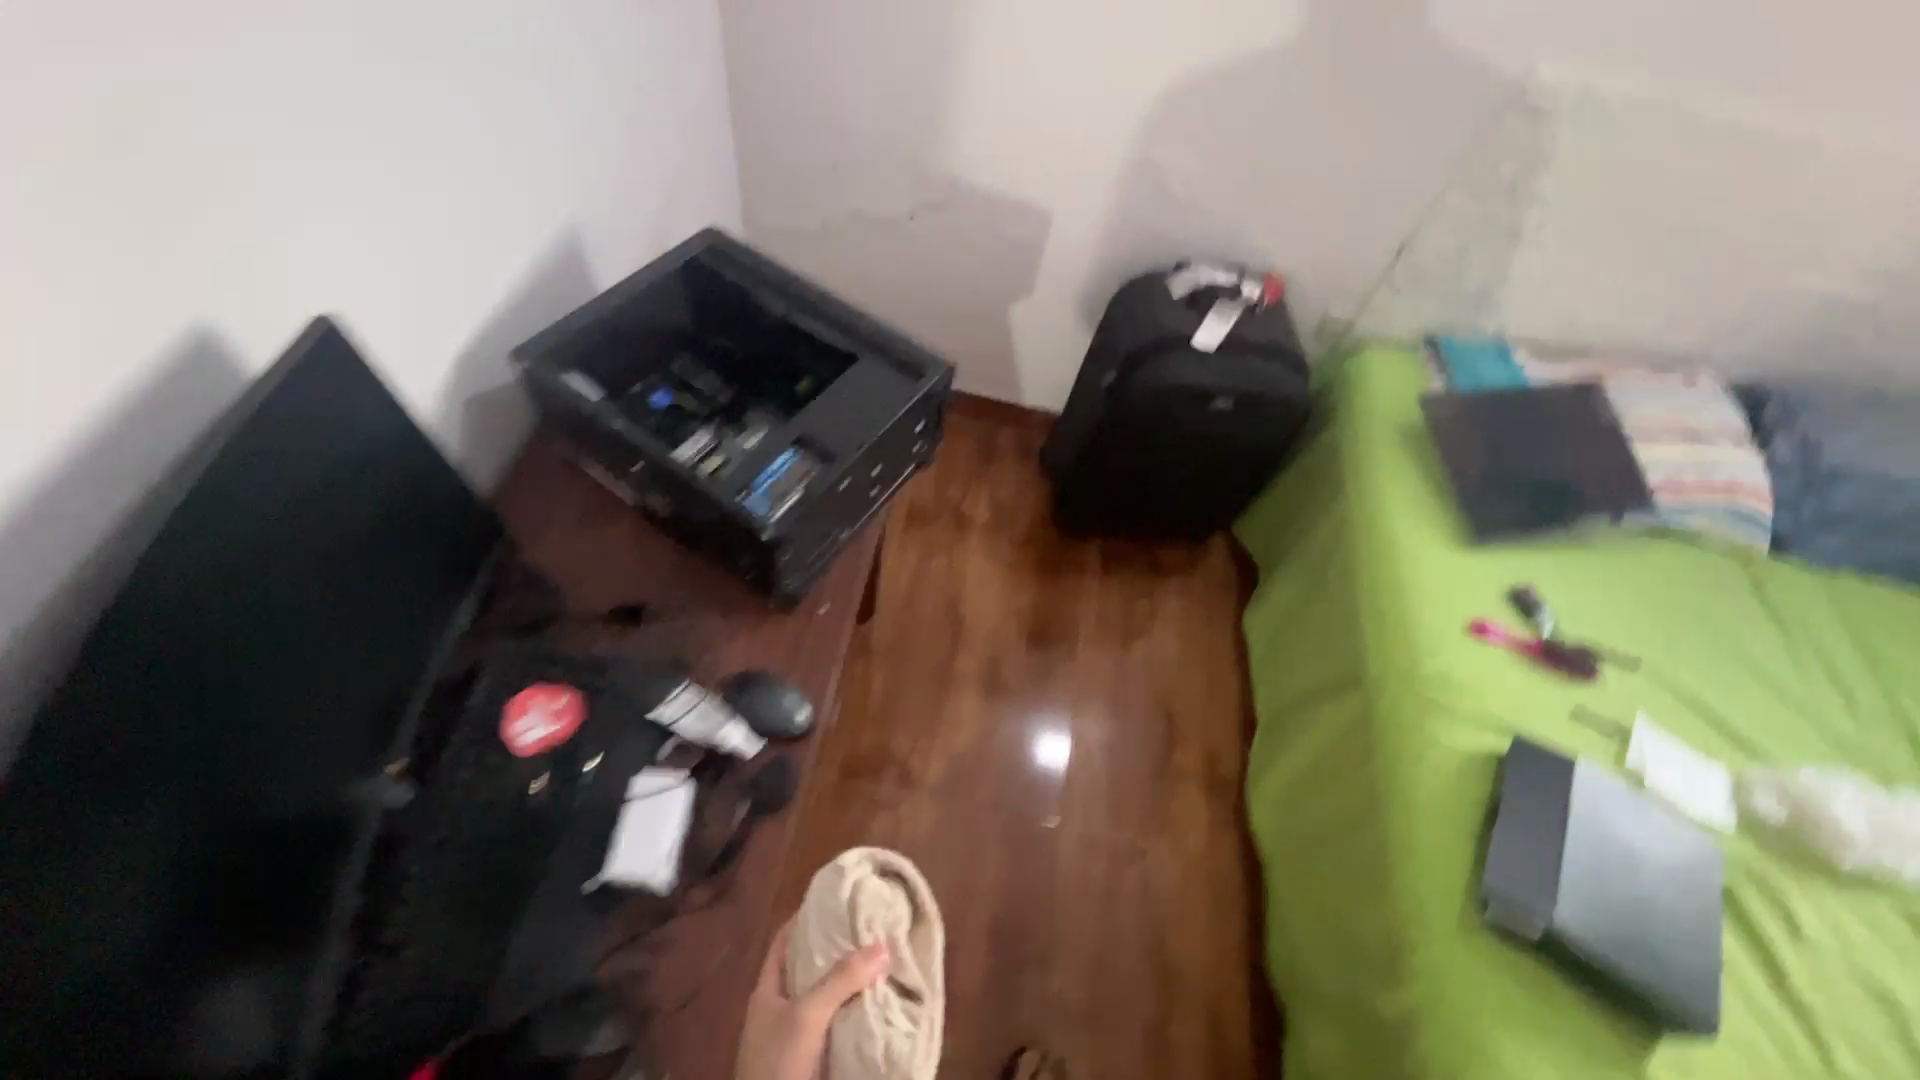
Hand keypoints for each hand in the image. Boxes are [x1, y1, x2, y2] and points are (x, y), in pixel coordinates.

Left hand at [736, 918, 890, 1079]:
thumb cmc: (778, 1063)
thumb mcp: (807, 1015)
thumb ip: (840, 980)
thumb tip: (882, 946)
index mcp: (767, 991)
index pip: (784, 942)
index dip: (806, 919)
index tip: (836, 901)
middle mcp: (781, 1009)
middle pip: (810, 969)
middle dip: (838, 950)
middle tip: (870, 929)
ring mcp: (797, 1036)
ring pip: (827, 999)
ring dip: (851, 984)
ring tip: (883, 959)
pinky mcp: (814, 1059)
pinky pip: (838, 1026)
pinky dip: (857, 1014)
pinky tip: (880, 1004)